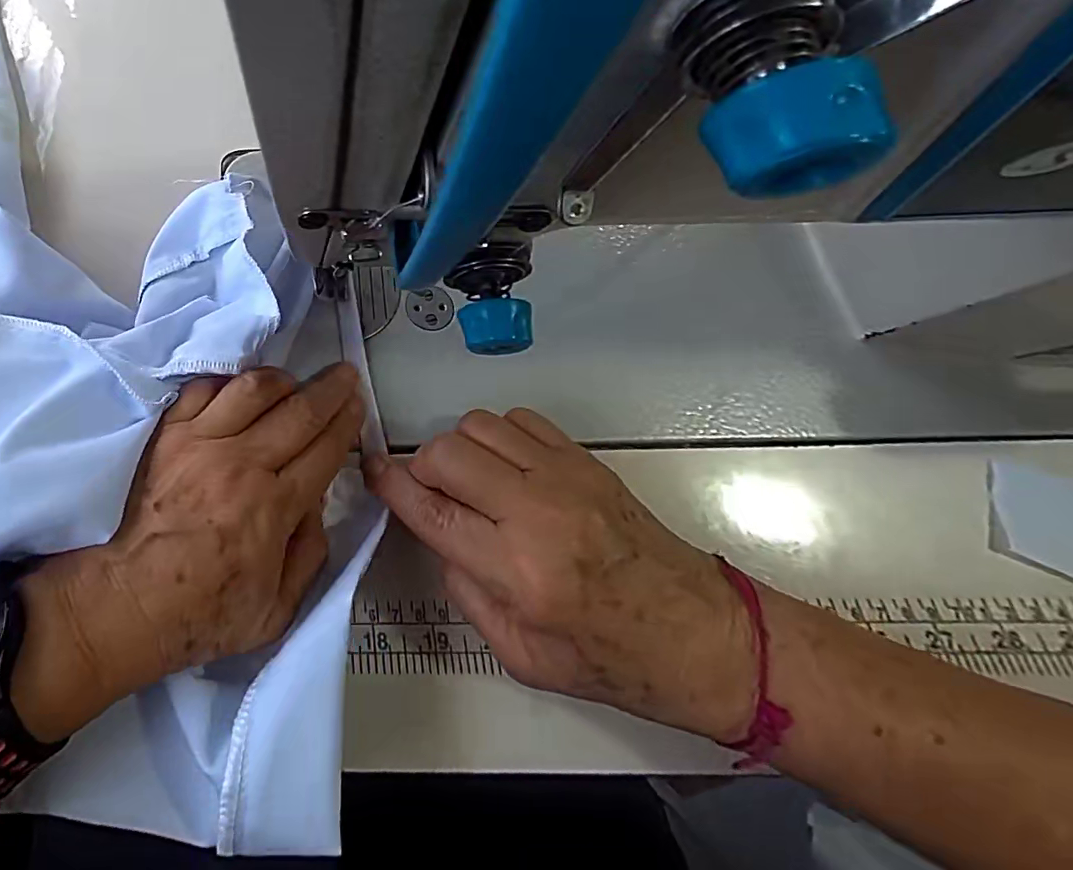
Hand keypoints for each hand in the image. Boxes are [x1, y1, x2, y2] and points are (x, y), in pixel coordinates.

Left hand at [12, 365, 364, 739]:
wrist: (134, 596)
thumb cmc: (207, 610)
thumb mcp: (280, 606)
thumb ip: (309, 549)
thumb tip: (315, 499)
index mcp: (275, 505)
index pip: (324, 447)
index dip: (347, 422)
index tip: (357, 404)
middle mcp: (242, 463)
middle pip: (298, 410)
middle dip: (329, 389)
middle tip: (343, 376)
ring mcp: (200, 444)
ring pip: (251, 389)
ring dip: (280, 379)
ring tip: (292, 382)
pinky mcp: (168, 436)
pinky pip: (200, 391)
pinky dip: (224, 384)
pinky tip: (236, 389)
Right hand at [363, 408, 754, 741]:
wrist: (711, 640)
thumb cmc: (612, 661)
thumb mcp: (519, 654)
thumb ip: (464, 590)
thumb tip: (441, 536)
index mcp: (517, 571)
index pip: (430, 508)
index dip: (389, 484)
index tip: (371, 471)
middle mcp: (537, 514)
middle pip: (446, 454)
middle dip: (421, 467)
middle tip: (431, 492)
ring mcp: (567, 481)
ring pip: (478, 426)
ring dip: (459, 449)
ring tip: (471, 481)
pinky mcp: (589, 464)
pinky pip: (519, 421)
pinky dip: (498, 436)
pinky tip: (507, 468)